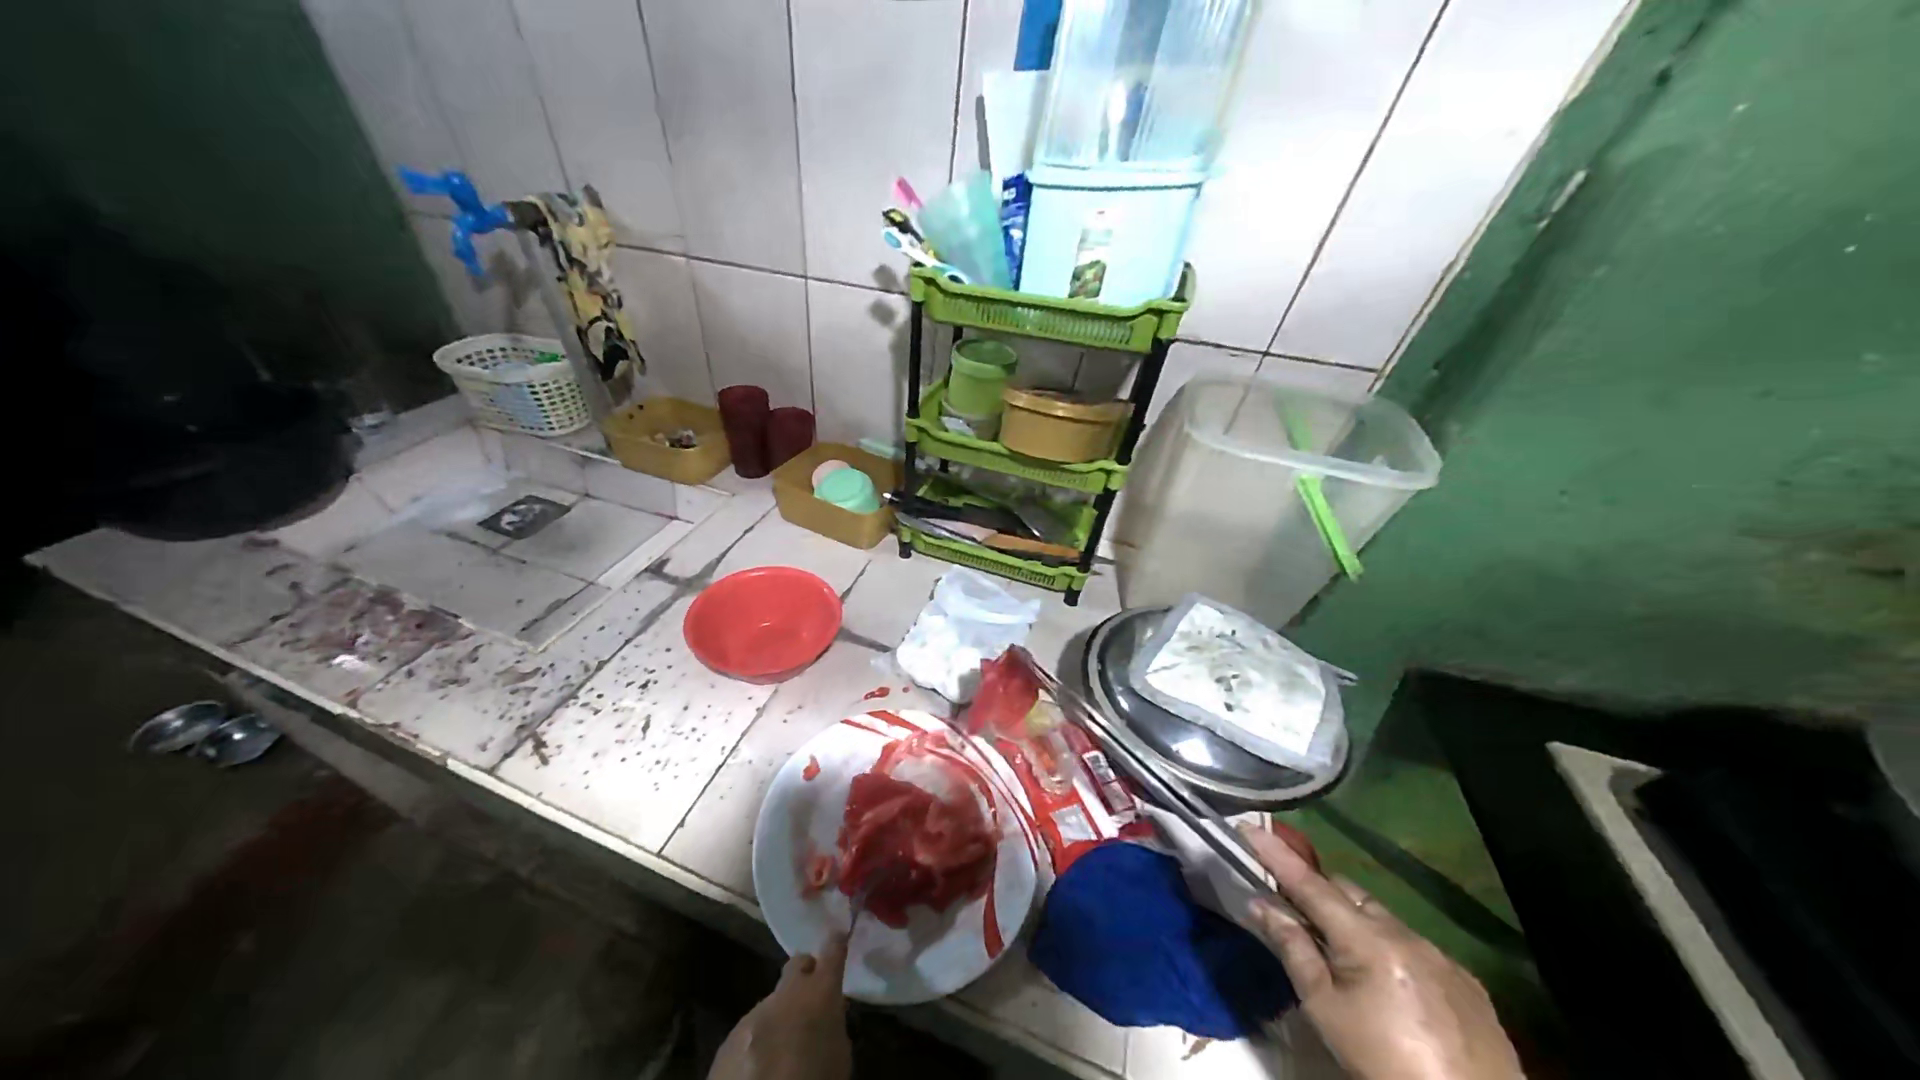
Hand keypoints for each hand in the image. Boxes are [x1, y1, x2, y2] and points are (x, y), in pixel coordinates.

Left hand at [708, 936, 851, 1079]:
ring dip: (781, 1015)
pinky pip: (751, 1030)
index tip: (839, 938)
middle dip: (807, 974)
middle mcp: (784, 996)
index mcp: (818, 996)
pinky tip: (762, 1066)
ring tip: (785, 1047)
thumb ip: (835, 1027)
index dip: (837, 944)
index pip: (832, 952)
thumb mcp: (840, 1059)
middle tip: (813, 997)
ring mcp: (753, 1015)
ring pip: (773, 1003)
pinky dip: (760, 1040)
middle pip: (797, 965)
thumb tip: (829, 1015)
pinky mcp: (728, 1040)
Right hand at [1240, 826, 1523, 1079]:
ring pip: (1383, 918)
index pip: (1310, 884)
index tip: (1250, 827)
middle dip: (1318, 893)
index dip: (1276, 855)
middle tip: (1294, 911)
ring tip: (1343, 957)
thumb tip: (1262, 905)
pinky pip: (1416, 946)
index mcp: (1367, 939)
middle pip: (1349, 893)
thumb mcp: (1325, 1010)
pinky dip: (1390, 949)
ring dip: (1355, 923)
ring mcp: (1441, 955)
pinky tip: (1390, 986)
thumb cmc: (1383, 1061)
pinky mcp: (1466, 981)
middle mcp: (1406, 933)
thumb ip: (1293, 950)